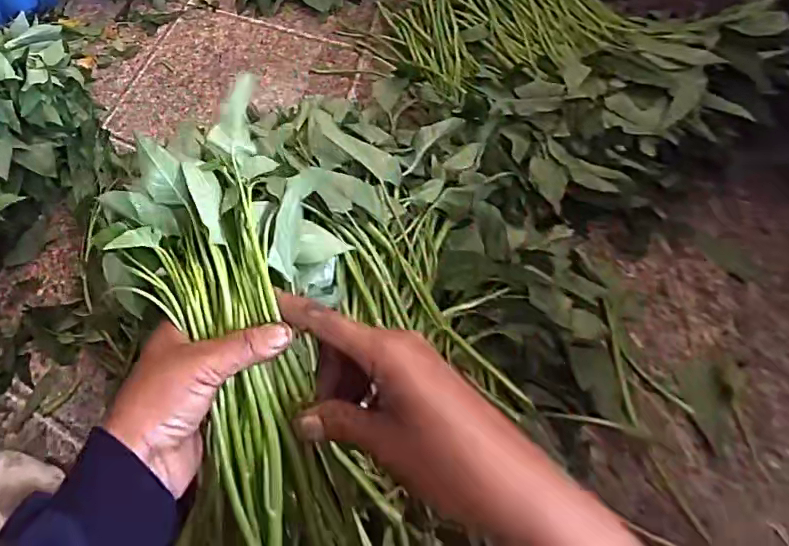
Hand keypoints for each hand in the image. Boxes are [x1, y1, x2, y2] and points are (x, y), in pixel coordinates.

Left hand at [102, 320, 292, 497]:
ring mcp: (201, 382)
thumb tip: (284, 330)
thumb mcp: (201, 363)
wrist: (145, 461)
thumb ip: (242, 346)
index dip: (243, 303)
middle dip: (256, 335)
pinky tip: (284, 381)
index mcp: (177, 329)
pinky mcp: (212, 411)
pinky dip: (258, 391)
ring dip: (260, 364)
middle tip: (293, 324)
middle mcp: (189, 351)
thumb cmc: (162, 398)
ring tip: (296, 348)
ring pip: (237, 367)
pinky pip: (240, 395)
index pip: (215, 306)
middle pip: (229, 337)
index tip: (277, 300)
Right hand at [278, 294, 636, 545]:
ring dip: (345, 385)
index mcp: (386, 348)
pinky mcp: (431, 374)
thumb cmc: (449, 463)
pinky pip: (385, 368)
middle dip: (324, 372)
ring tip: (344, 426)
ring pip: (363, 357)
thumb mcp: (385, 444)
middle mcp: (400, 341)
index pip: (327, 320)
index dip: (294, 309)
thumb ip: (340, 422)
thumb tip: (302, 419)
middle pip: (343, 341)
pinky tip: (369, 424)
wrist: (524, 492)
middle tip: (318, 414)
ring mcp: (419, 356)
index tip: (264, 296)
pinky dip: (368, 389)